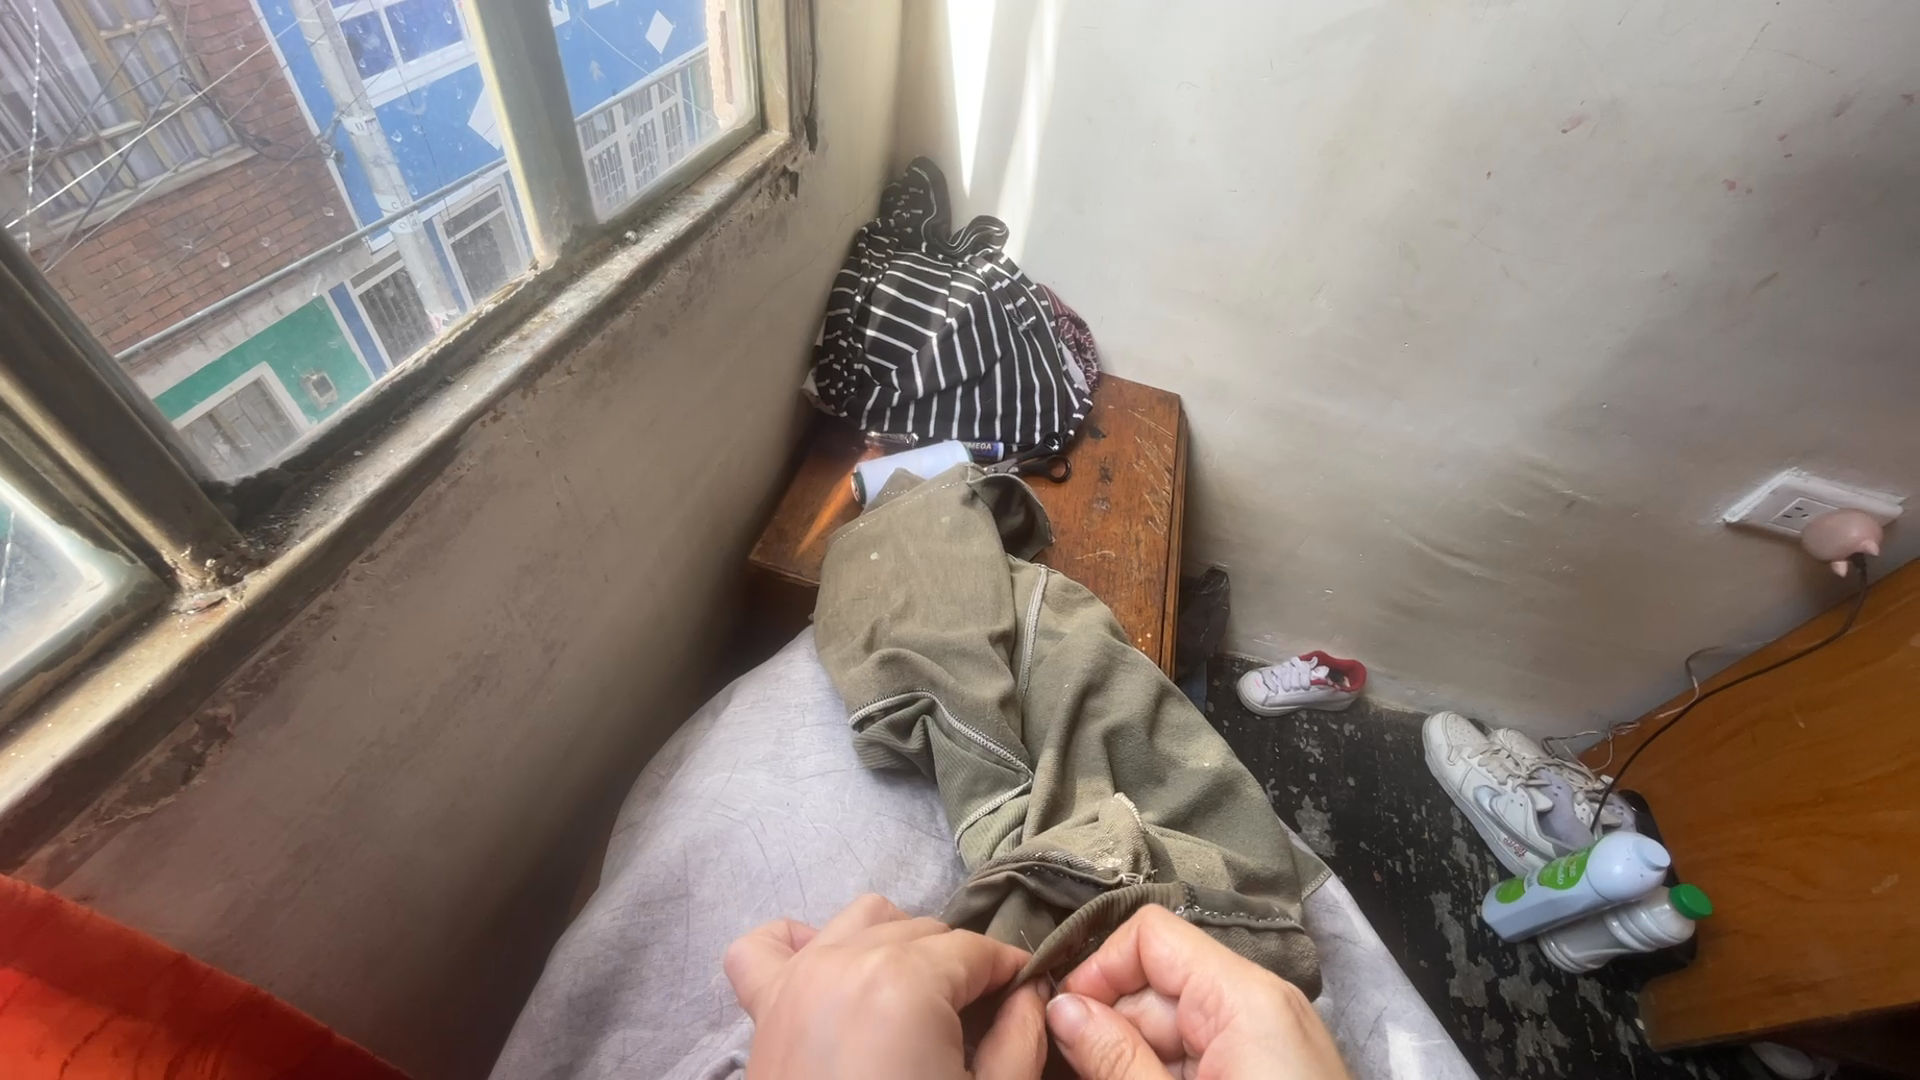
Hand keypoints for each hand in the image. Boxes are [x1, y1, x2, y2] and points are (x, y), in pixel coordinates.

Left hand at [725, 893, 1048, 1079]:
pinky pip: (764, 947)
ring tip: (917, 995)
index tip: (1027, 990)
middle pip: (926, 930)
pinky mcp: (765, 1007)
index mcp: (905, 981)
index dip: (1009, 969)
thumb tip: (1030, 990)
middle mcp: (848, 960)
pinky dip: (798, 944)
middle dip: (960, 964)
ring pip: (864, 918)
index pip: (976, 949)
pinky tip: (829, 971)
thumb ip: (1022, 1036)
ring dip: (898, 941)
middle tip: (980, 1015)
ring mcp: (799, 979)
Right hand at [1045, 904, 1349, 1079]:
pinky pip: (1203, 1059)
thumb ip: (1116, 1059)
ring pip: (1175, 1026)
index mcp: (1246, 999)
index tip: (1064, 1017)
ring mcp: (1270, 1044)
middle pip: (1159, 983)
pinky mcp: (1271, 1077)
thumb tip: (1060, 1006)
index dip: (1101, 967)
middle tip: (1073, 1072)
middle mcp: (1261, 1006)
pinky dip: (1166, 1078)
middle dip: (1111, 1024)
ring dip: (1133, 1059)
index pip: (1152, 936)